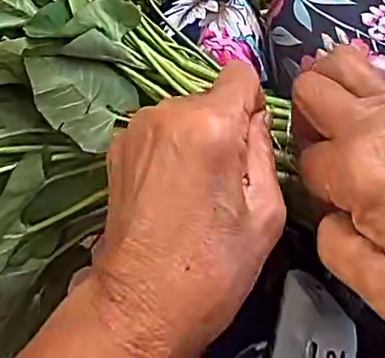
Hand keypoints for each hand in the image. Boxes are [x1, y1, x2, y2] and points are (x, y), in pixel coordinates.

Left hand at [26, 61, 284, 356]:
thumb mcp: (266, 215)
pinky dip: (168, 147)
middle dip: (223, 125)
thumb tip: (255, 119)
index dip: (252, 102)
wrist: (137, 309)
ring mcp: (138, 125)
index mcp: (211, 124)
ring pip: (185, 112)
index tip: (250, 137)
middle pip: (212, 96)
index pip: (241, 73)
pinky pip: (159, 128)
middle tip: (222, 177)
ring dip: (193, 135)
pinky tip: (166, 188)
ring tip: (191, 187)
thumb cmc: (211, 269)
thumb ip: (266, 150)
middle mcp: (170, 111)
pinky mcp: (118, 143)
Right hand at [291, 44, 384, 342]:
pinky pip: (370, 70)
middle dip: (302, 120)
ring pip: (338, 60)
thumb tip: (330, 217)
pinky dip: (352, 81)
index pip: (306, 161)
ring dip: (323, 85)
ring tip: (330, 124)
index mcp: (360, 167)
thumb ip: (336, 248)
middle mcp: (374, 122)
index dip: (312, 188)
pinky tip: (361, 118)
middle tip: (319, 155)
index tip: (334, 209)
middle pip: (309, 87)